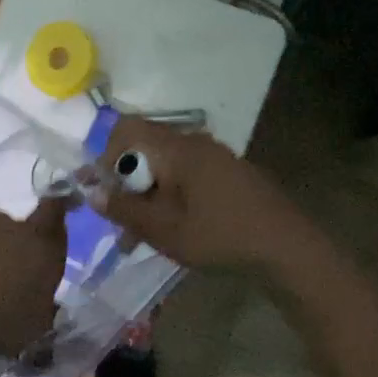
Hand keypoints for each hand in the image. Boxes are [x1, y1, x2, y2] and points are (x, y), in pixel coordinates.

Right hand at [92, 118, 309, 273]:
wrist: (286, 248)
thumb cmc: (220, 237)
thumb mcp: (164, 230)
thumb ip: (125, 210)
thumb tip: (91, 191)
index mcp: (177, 148)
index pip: (126, 129)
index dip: (105, 157)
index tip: (104, 193)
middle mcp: (196, 143)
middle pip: (145, 149)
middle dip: (126, 184)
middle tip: (121, 225)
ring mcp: (216, 157)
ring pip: (166, 167)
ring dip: (148, 196)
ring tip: (143, 237)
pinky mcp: (230, 175)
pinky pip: (187, 177)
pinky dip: (171, 198)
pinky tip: (174, 230)